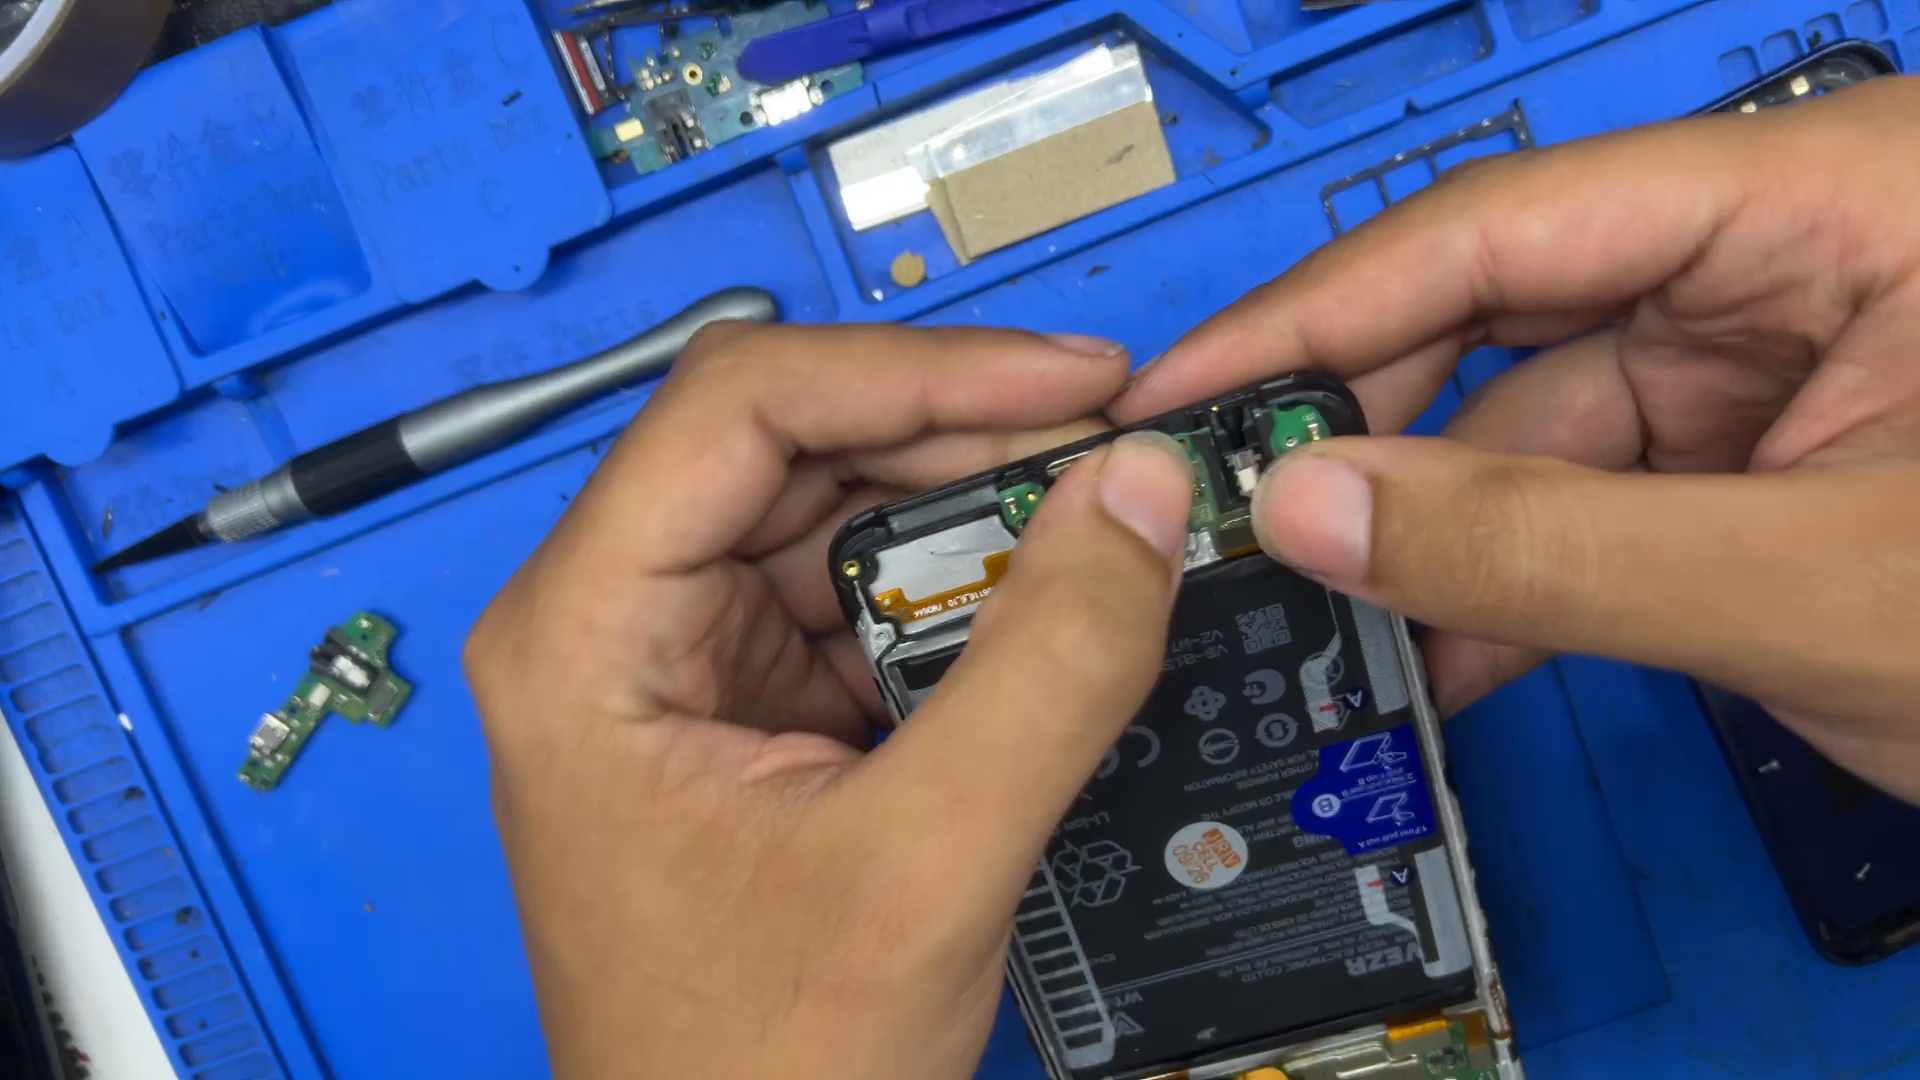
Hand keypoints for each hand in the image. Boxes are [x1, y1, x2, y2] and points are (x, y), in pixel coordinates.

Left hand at [465, 323, 1194, 1077]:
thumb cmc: (768, 1061)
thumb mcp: (925, 865)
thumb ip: (1049, 670)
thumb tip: (1138, 492)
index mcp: (588, 627)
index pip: (745, 405)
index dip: (919, 369)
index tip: (1073, 379)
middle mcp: (628, 602)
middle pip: (803, 435)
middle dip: (965, 425)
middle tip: (1106, 441)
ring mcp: (697, 634)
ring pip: (843, 491)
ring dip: (973, 485)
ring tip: (1090, 499)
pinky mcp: (761, 671)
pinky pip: (868, 568)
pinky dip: (965, 558)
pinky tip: (1040, 572)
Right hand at [1116, 79, 1919, 802]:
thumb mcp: (1824, 586)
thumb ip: (1533, 545)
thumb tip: (1301, 513)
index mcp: (1820, 201)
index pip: (1477, 234)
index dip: (1300, 316)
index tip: (1175, 394)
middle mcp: (1757, 264)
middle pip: (1469, 334)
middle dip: (1354, 442)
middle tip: (1243, 522)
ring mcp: (1736, 372)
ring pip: (1499, 446)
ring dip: (1419, 546)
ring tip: (1341, 624)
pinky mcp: (1723, 463)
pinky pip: (1552, 511)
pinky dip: (1486, 590)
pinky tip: (1442, 659)